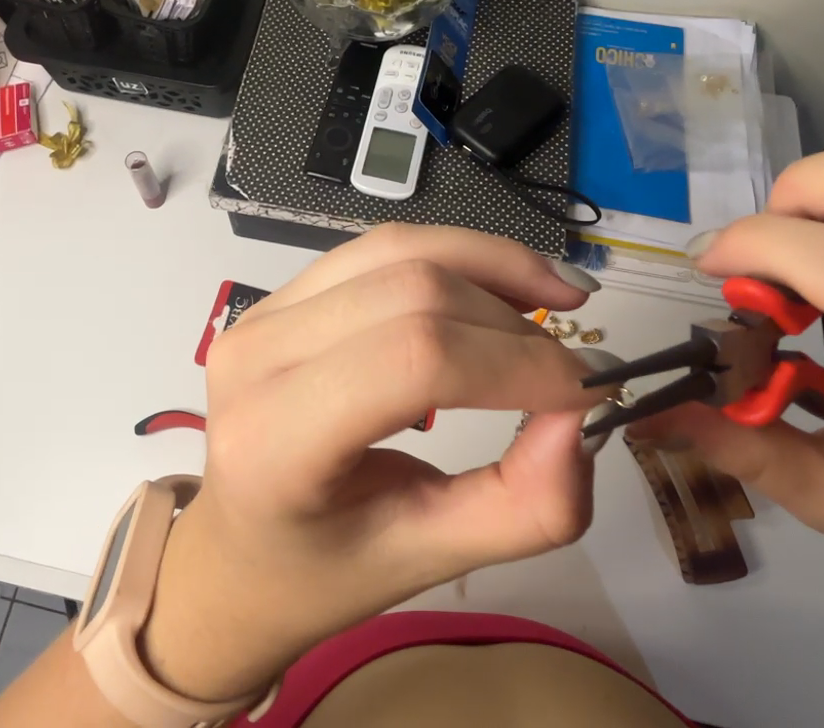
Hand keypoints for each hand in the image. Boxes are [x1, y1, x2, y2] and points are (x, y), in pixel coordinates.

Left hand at [138, 224, 606, 700]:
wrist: (236, 555)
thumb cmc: (322, 572)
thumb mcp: (426, 561)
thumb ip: (522, 506)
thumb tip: (584, 419)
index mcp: (276, 441)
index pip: (414, 361)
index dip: (516, 363)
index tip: (587, 393)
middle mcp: (255, 358)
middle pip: (410, 291)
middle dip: (511, 321)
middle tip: (571, 368)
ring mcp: (259, 316)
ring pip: (396, 251)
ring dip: (490, 267)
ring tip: (555, 302)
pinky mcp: (278, 298)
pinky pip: (377, 252)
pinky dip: (452, 258)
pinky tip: (499, 287)